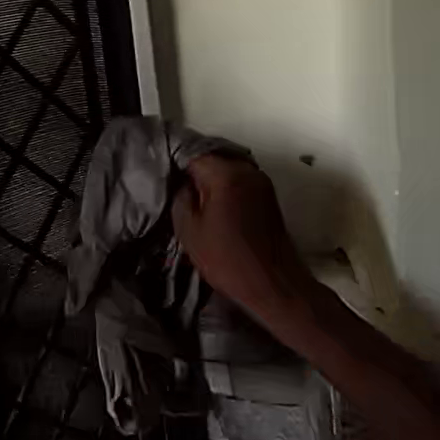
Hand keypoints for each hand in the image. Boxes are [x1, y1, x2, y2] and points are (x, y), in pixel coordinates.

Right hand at [173, 155, 312, 320]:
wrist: (273, 285)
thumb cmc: (227, 259)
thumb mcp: (189, 230)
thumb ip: (181, 197)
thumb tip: (181, 182)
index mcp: (226, 175)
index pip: (192, 154)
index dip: (176, 165)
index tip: (165, 178)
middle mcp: (247, 170)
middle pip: (212, 158)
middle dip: (194, 170)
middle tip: (177, 188)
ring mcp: (261, 182)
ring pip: (227, 169)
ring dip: (211, 179)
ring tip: (194, 197)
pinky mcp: (268, 195)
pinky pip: (239, 180)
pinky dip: (225, 187)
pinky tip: (214, 205)